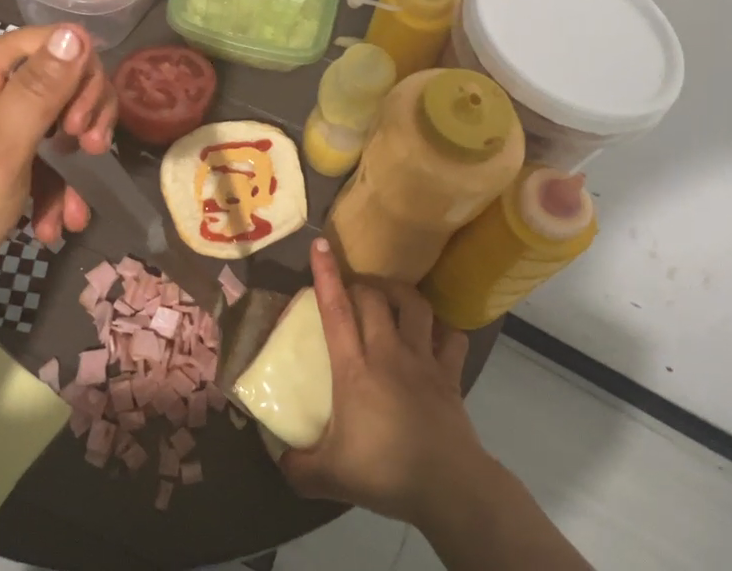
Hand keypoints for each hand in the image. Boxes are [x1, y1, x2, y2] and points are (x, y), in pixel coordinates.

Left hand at [0, 24, 116, 294]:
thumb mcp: (0, 147)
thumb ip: (40, 89)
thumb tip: (76, 32)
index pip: (58, 43)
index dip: (83, 80)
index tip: (84, 129)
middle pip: (59, 81)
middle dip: (85, 122)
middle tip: (92, 157)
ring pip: (51, 124)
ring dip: (71, 168)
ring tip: (73, 215)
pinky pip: (30, 155)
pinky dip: (47, 188)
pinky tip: (51, 225)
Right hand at [280, 238, 489, 526]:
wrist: (447, 485)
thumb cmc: (384, 473)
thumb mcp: (328, 477)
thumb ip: (297, 466)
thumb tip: (280, 457)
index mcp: (354, 369)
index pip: (336, 310)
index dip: (326, 275)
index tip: (320, 245)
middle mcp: (388, 353)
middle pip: (376, 299)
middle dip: (362, 285)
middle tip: (352, 290)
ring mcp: (424, 360)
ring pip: (415, 306)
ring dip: (401, 293)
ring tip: (390, 295)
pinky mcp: (450, 374)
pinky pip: (451, 338)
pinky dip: (444, 330)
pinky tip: (435, 334)